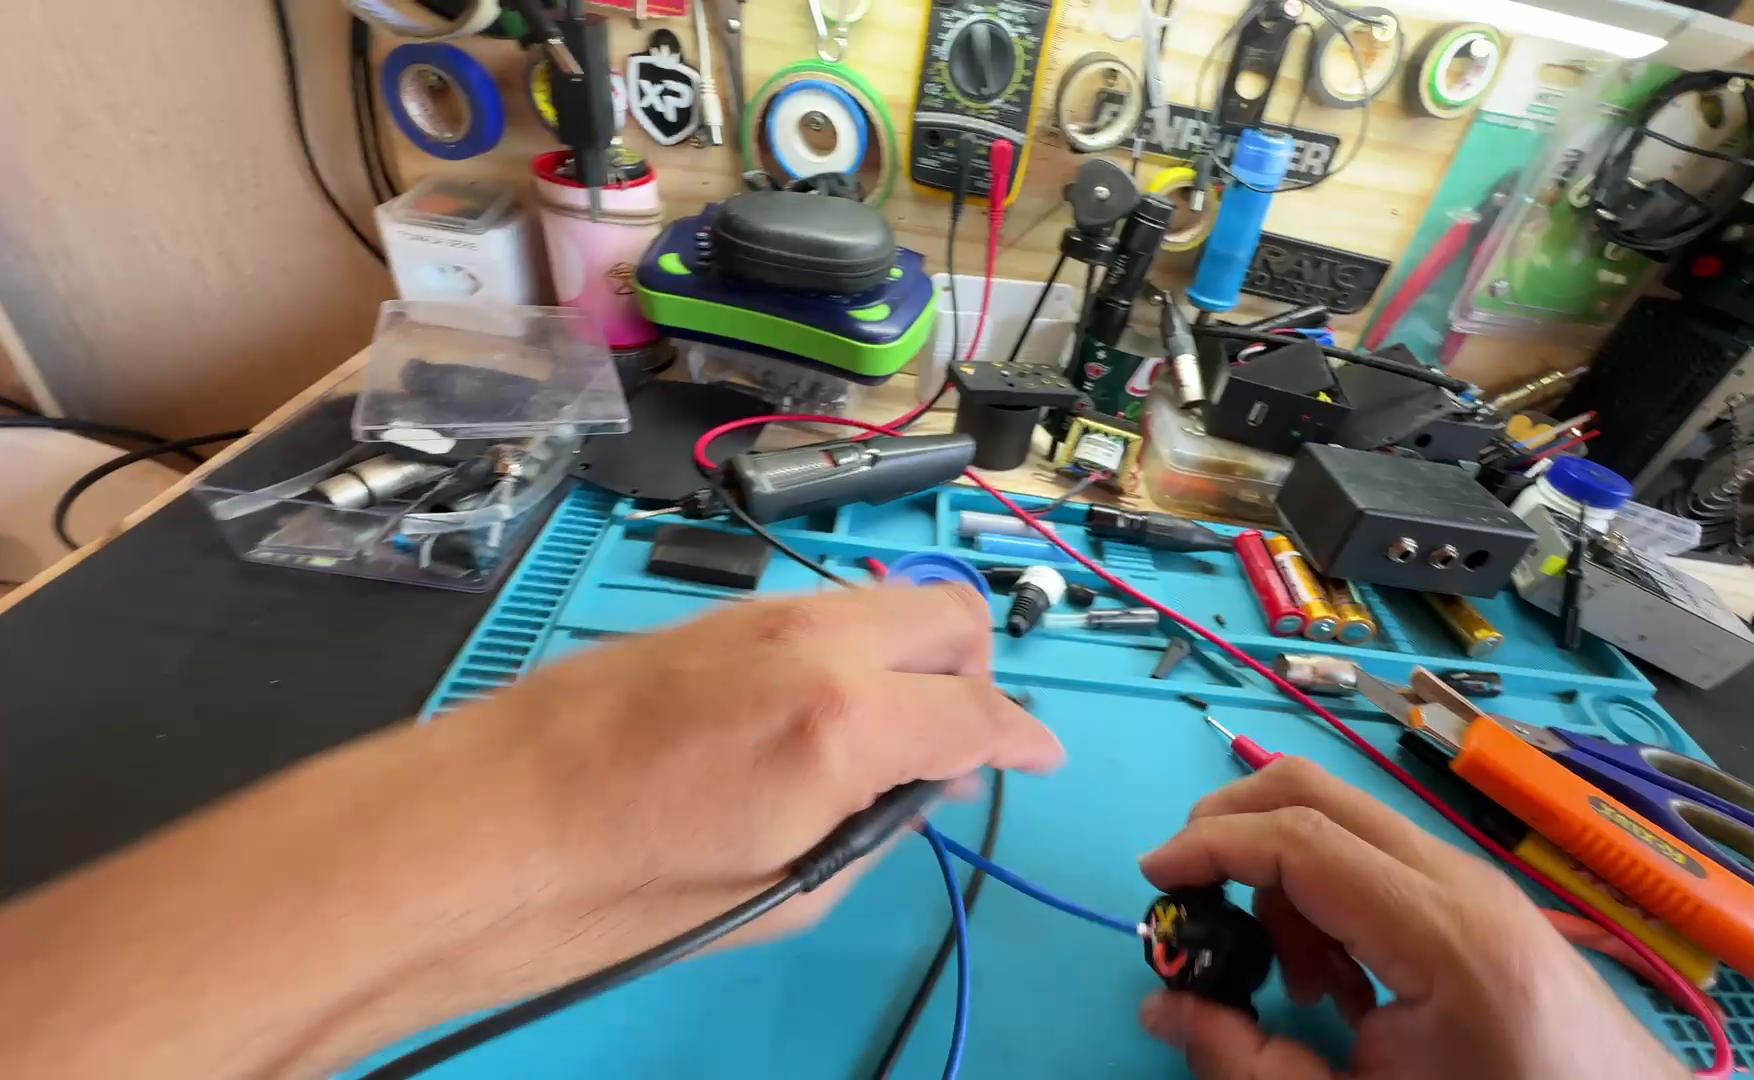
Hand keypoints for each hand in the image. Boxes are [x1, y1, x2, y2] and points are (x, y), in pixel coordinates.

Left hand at [413, 582, 1064, 1002]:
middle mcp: (822, 642)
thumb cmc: (630, 894)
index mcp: (845, 722)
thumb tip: (930, 779)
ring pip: (896, 600)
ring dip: (922, 654)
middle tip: (959, 738)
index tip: (1042, 757)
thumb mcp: (790, 892)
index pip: (980, 713)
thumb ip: (883, 821)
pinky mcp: (729, 609)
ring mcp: (772, 613)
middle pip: (955, 616)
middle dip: (981, 675)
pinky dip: (864, 648)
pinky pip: (835, 611)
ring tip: (892, 724)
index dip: (1026, 740)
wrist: (479, 826)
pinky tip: (824, 704)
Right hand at [1136, 758, 1686, 1079]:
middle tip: (1190, 886)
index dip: (1208, 846)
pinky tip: (1337, 974)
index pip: (1297, 839)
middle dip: (1226, 820)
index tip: (1154, 879)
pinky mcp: (1466, 888)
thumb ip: (1247, 1062)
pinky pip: (1360, 848)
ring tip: (1290, 970)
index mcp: (1444, 938)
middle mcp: (1455, 878)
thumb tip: (1158, 1006)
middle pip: (1307, 788)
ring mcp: (1465, 875)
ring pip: (1329, 811)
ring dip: (1273, 864)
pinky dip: (1314, 884)